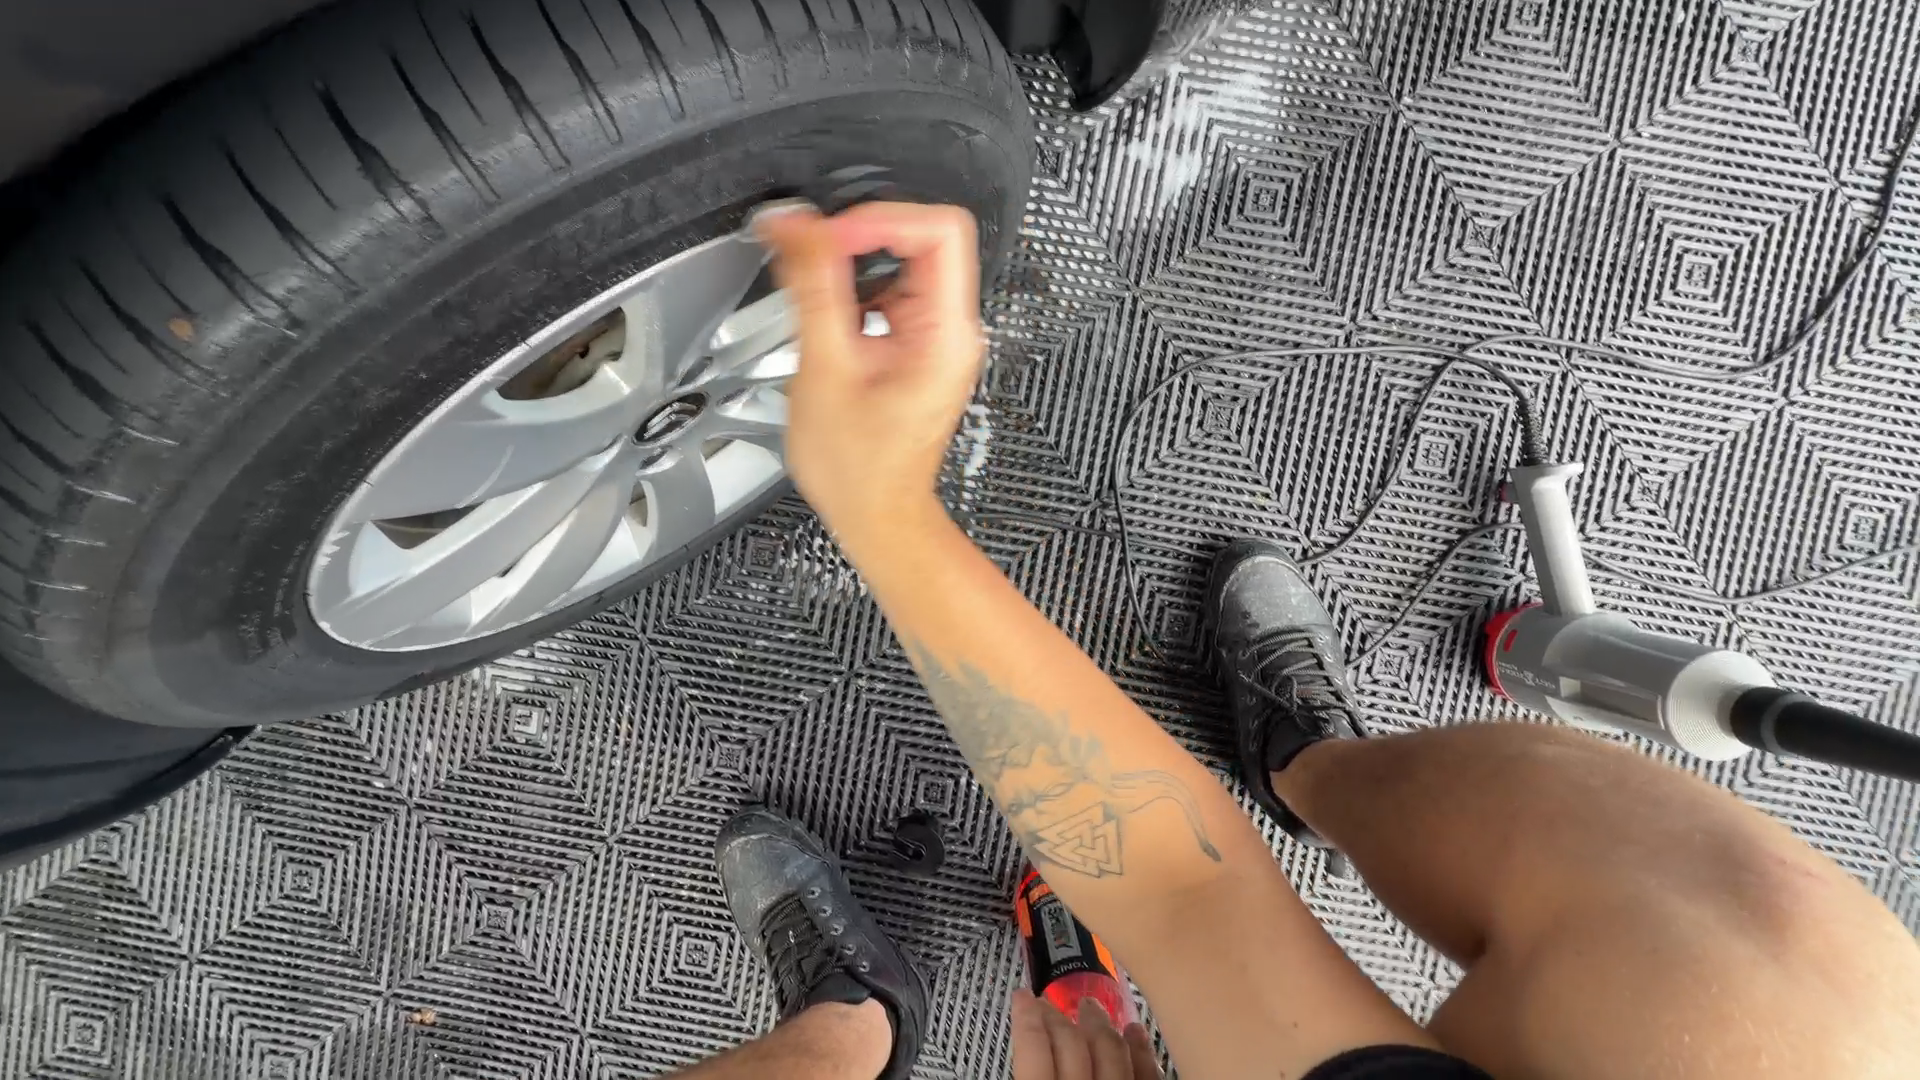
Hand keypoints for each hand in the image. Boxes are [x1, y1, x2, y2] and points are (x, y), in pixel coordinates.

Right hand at [754, 201, 983, 546]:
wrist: (874, 511)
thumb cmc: (860, 467)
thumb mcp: (825, 369)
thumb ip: (811, 288)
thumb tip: (795, 226)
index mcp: (946, 333)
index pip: (938, 228)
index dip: (878, 220)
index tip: (830, 239)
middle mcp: (953, 332)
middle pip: (921, 239)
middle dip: (861, 240)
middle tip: (815, 260)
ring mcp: (939, 341)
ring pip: (904, 265)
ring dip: (855, 270)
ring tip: (819, 302)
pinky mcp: (920, 350)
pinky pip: (894, 296)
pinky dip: (857, 296)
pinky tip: (832, 325)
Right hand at [1011, 990, 1162, 1079]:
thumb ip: (1026, 1072)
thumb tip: (1022, 1048)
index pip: (1033, 1049)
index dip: (1025, 1017)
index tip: (1022, 996)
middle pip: (1072, 1044)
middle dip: (1057, 1016)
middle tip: (1046, 1002)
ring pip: (1112, 1051)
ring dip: (1100, 1023)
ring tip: (1089, 1006)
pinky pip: (1149, 1075)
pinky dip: (1141, 1050)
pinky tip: (1134, 1031)